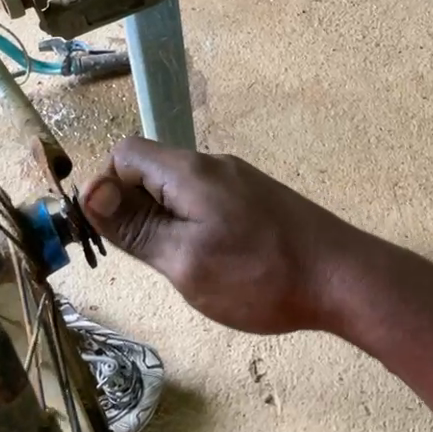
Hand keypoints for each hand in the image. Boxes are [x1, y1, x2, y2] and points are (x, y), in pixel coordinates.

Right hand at [80, 137, 370, 334]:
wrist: (344, 278)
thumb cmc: (259, 276)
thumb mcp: (184, 260)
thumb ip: (135, 227)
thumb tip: (88, 192)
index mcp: (189, 171)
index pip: (125, 153)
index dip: (105, 189)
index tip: (113, 234)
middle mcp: (213, 165)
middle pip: (151, 171)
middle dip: (136, 211)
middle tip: (154, 259)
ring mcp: (240, 182)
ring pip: (179, 191)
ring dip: (166, 224)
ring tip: (186, 267)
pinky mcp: (258, 200)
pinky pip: (207, 204)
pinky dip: (194, 228)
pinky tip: (216, 264)